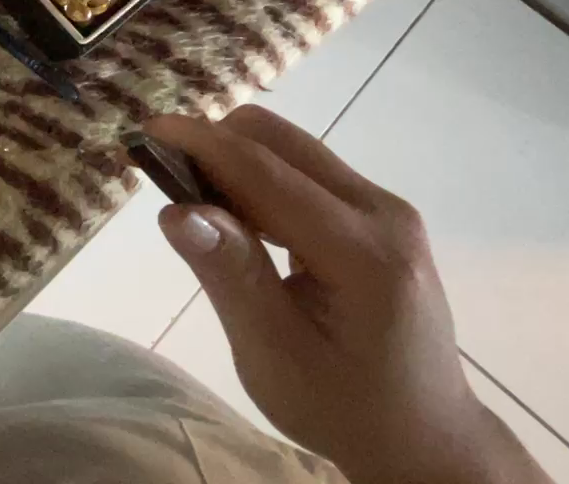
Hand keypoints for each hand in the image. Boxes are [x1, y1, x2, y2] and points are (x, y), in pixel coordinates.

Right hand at [146, 108, 548, 483]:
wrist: (425, 436)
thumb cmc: (342, 406)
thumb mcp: (273, 354)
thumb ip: (230, 275)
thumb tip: (175, 211)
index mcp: (363, 253)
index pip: (263, 171)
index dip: (199, 143)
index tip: (143, 131)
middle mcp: (381, 212)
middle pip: (276, 140)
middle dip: (212, 144)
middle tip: (169, 182)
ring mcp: (382, 207)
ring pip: (286, 145)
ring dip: (231, 157)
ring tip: (200, 208)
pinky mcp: (375, 210)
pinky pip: (299, 165)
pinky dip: (253, 173)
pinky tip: (238, 219)